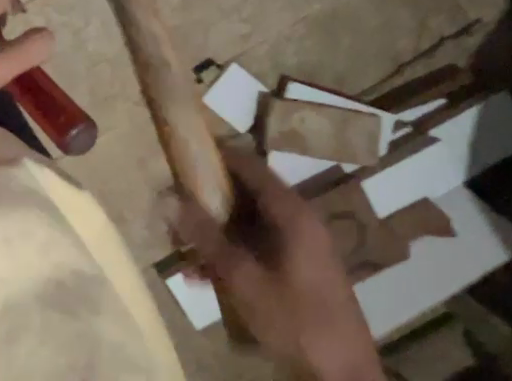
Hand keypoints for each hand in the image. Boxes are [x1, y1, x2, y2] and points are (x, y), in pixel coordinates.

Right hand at [168, 150, 383, 380]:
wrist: (345, 379)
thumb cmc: (296, 320)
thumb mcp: (243, 278)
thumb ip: (205, 235)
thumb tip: (166, 195)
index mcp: (292, 213)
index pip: (249, 165)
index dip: (214, 155)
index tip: (179, 154)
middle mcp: (298, 222)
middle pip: (244, 195)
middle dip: (204, 202)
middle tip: (171, 210)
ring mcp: (300, 248)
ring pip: (246, 225)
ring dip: (212, 233)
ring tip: (179, 249)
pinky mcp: (298, 272)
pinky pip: (255, 250)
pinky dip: (229, 256)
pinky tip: (200, 277)